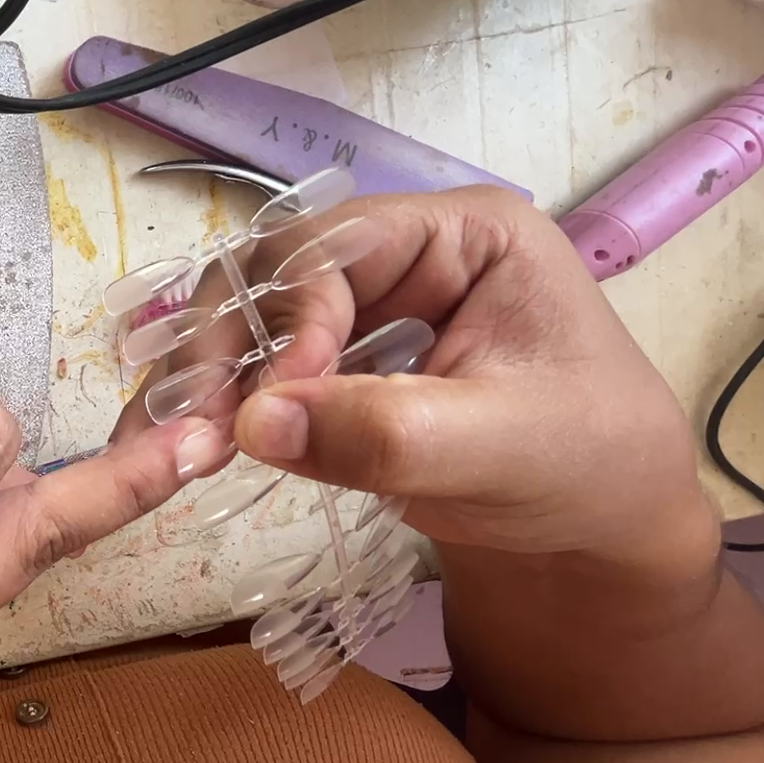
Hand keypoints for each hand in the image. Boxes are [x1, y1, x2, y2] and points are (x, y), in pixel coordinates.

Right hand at [113, 185, 718, 566]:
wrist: (581, 527)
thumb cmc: (582, 468)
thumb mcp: (500, 449)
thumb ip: (383, 432)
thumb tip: (251, 423)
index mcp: (456, 236)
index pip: (330, 245)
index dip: (286, 314)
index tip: (268, 400)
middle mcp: (389, 258)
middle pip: (264, 275)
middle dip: (221, 346)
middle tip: (191, 423)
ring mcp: (349, 309)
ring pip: (241, 319)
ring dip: (202, 377)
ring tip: (181, 439)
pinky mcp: (320, 361)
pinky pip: (246, 366)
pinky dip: (210, 402)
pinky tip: (188, 440)